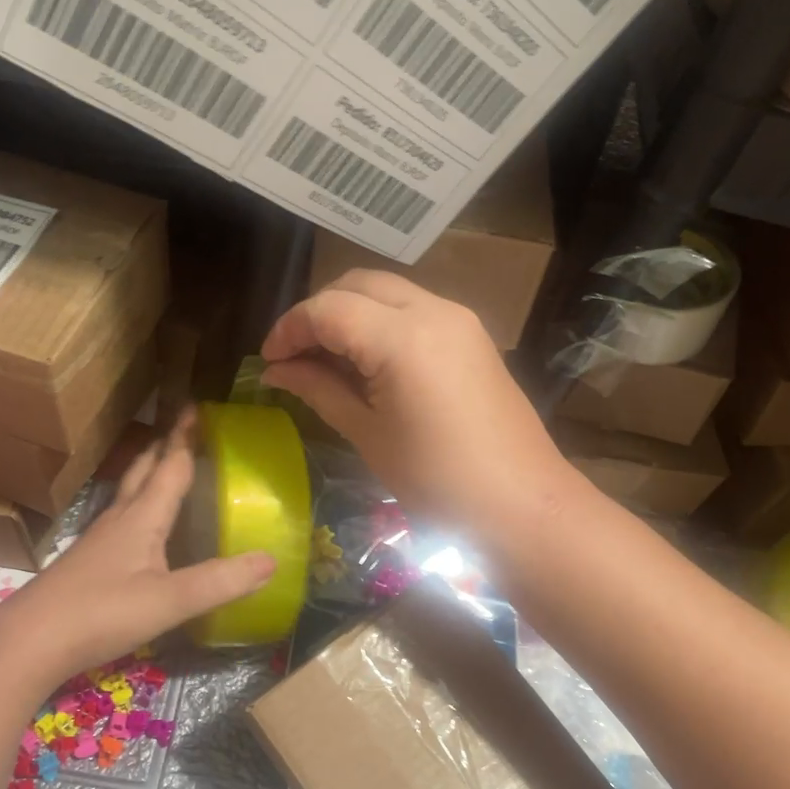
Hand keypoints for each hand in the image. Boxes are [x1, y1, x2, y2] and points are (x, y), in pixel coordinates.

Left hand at [0, 411, 275, 678]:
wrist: (29, 642)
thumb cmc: (100, 613)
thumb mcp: (169, 601)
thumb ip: (220, 581)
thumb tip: (271, 559)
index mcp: (141, 519)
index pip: (170, 468)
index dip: (185, 439)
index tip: (197, 408)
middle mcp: (119, 521)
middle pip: (143, 473)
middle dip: (164, 448)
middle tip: (183, 429)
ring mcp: (99, 543)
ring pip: (128, 496)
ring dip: (148, 475)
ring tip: (164, 467)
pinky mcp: (88, 565)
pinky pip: (120, 521)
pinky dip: (138, 508)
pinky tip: (139, 528)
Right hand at [260, 270, 568, 527]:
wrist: (521, 503)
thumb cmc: (436, 480)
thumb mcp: (368, 434)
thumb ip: (319, 390)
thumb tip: (276, 370)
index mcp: (402, 338)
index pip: (328, 309)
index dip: (290, 329)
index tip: (268, 360)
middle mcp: (433, 311)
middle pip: (357, 285)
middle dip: (318, 312)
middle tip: (294, 356)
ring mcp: (459, 320)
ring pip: (387, 292)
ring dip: (350, 313)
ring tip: (326, 359)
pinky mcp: (473, 336)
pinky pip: (414, 311)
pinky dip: (381, 323)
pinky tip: (367, 362)